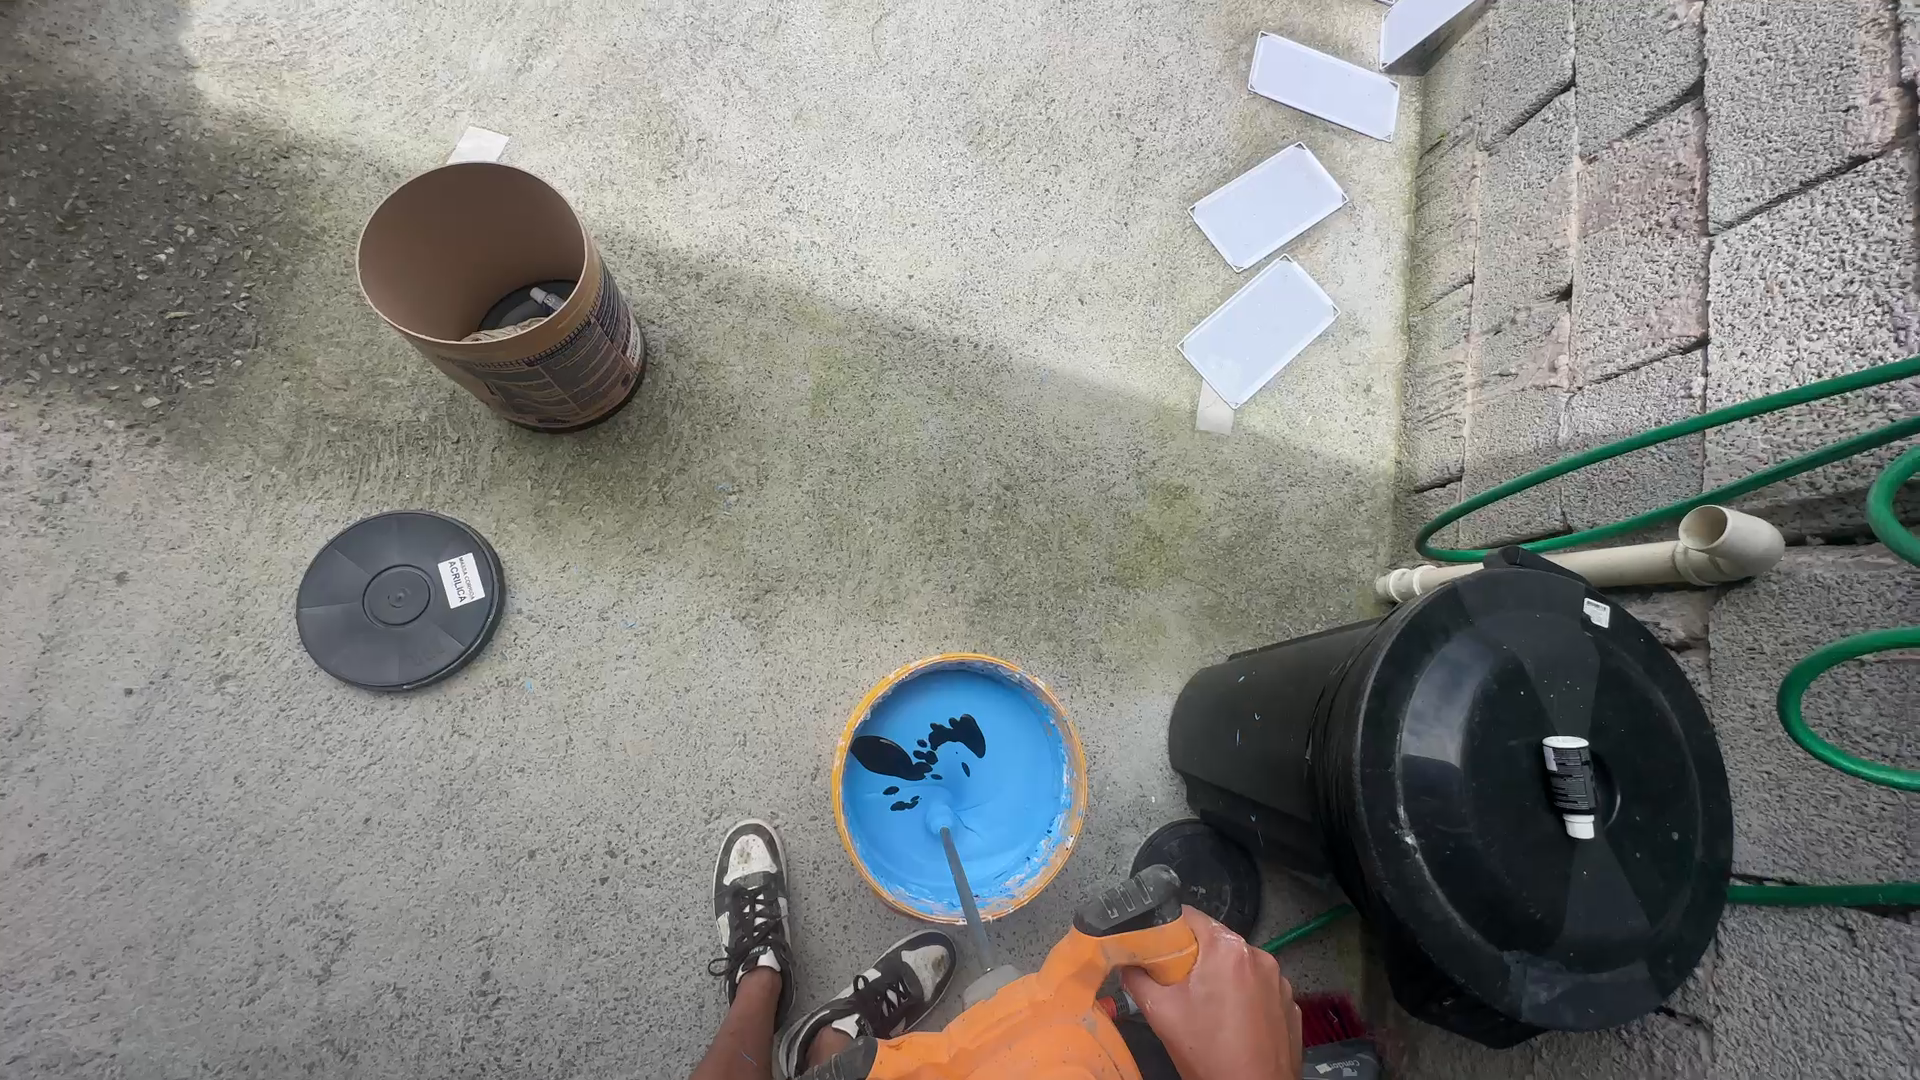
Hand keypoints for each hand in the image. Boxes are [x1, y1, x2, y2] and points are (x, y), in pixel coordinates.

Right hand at [1121, 906, 1302, 1079]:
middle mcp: (1259, 956)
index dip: (1170, 931)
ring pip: (1238, 965)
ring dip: (1222, 977)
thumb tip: (1125, 962)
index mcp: (1227, 949)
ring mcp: (1280, 982)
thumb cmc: (1210, 1055)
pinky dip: (1245, 997)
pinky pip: (1260, 988)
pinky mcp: (1290, 1005)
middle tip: (1179, 986)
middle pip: (1215, 941)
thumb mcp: (1161, 1013)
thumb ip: (1137, 978)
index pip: (1190, 916)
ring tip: (1208, 1009)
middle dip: (1195, 958)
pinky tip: (1234, 1023)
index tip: (1160, 952)